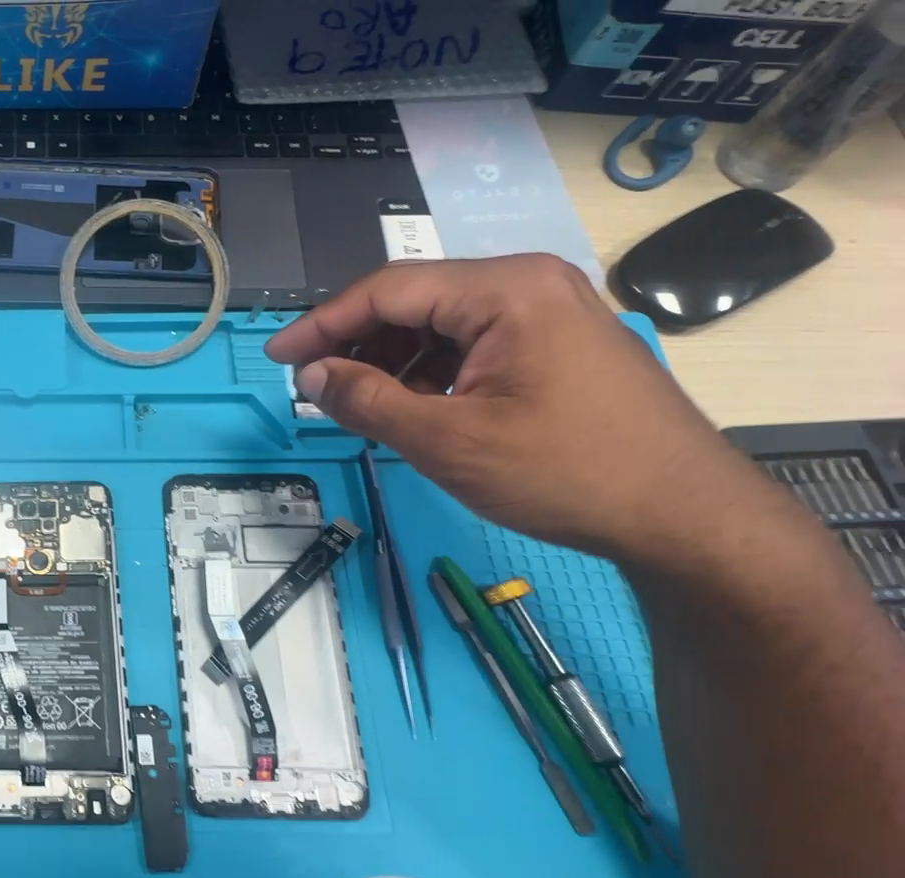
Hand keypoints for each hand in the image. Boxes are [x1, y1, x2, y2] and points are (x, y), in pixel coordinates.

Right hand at [266, 255, 779, 567]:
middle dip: (355, 341)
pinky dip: (429, 371)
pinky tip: (409, 406)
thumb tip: (310, 375)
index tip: (277, 357)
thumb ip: (366, 400)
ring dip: (390, 359)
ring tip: (356, 403)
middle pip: (414, 301)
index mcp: (505, 290)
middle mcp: (528, 284)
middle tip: (311, 386)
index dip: (322, 323)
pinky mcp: (556, 344)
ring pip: (441, 324)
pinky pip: (472, 344)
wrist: (680, 513)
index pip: (388, 290)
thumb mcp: (446, 440)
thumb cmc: (561, 472)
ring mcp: (548, 312)